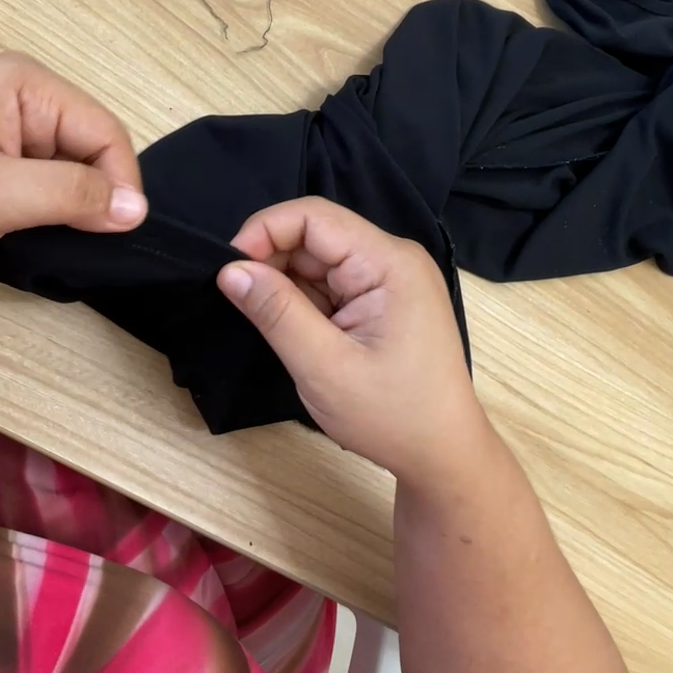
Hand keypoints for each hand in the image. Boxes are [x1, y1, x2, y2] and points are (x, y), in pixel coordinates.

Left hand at [0, 53, 147, 254]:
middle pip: (89, 147)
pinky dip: (40, 204)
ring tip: (35, 231)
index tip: (115, 234)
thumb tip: (137, 210)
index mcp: (26, 85)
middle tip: (68, 239)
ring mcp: (4, 120)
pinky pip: (40, 175)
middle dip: (88, 194)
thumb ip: (71, 195)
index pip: (105, 132)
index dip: (119, 184)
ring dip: (63, 202)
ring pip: (67, 166)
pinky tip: (18, 224)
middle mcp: (21, 94)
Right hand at [217, 198, 493, 480]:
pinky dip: (302, 302)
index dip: (265, 231)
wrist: (443, 455)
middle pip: (315, 235)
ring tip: (271, 325)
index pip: (314, 217)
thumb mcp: (324, 367)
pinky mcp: (379, 301)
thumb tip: (229, 270)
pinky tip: (295, 332)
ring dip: (285, 285)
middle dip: (272, 260)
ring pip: (317, 260)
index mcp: (388, 263)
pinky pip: (328, 284)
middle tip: (242, 303)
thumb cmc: (392, 415)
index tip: (229, 270)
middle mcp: (391, 259)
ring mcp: (387, 280)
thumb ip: (276, 312)